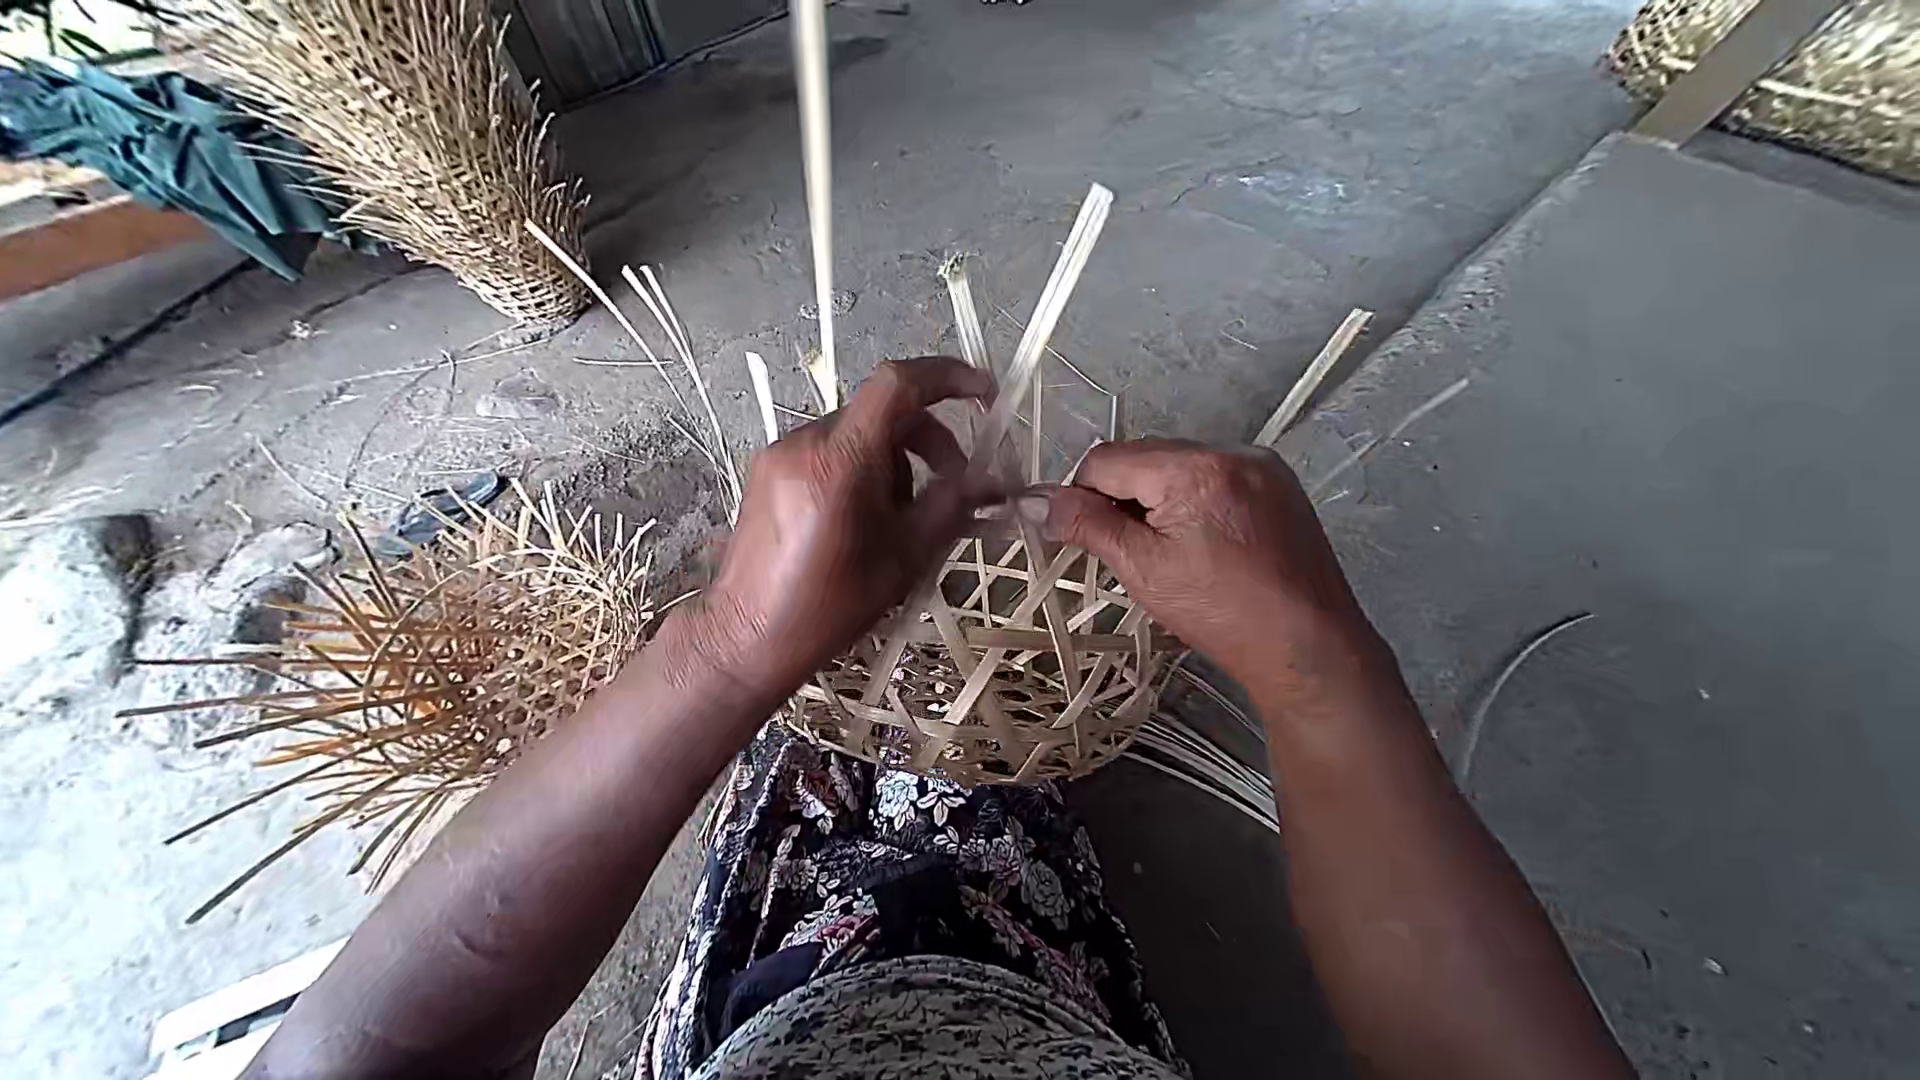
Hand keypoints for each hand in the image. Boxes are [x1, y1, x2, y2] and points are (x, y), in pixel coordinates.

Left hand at [678, 356, 995, 703]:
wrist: (744, 640)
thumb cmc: (826, 610)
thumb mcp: (902, 561)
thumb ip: (950, 508)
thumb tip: (993, 481)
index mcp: (840, 462)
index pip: (897, 384)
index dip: (947, 377)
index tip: (984, 394)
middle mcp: (806, 442)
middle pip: (884, 412)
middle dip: (930, 441)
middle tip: (956, 485)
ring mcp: (782, 452)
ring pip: (861, 433)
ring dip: (898, 462)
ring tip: (904, 519)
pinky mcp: (770, 469)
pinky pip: (833, 450)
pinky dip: (865, 469)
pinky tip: (867, 518)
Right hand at [1033, 439, 1392, 708]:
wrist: (1308, 647)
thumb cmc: (1222, 613)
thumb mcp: (1142, 569)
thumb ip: (1088, 526)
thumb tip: (1039, 504)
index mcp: (1193, 468)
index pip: (1106, 459)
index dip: (1080, 494)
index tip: (1081, 532)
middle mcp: (1230, 450)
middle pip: (1142, 456)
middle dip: (1120, 495)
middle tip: (1126, 548)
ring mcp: (1259, 464)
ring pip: (1175, 464)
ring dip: (1153, 496)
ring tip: (1166, 549)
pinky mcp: (1276, 483)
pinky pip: (1210, 474)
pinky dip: (1188, 498)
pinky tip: (1198, 541)